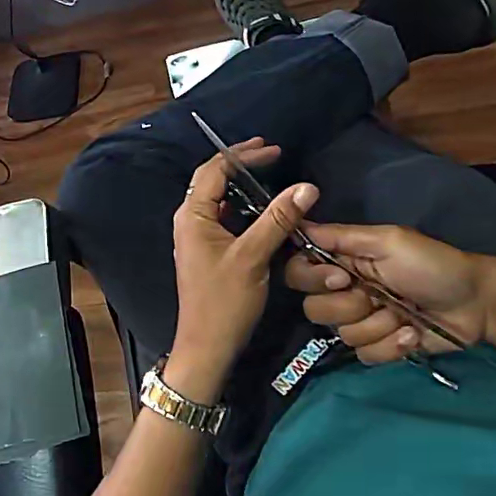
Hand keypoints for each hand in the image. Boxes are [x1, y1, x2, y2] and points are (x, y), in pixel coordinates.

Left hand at [170, 138, 318, 391]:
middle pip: (212, 181)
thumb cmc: (224, 300)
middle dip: (240, 165)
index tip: (274, 150)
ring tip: (270, 177)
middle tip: (271, 155)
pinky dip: (242, 208)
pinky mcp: (206, 251)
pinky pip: (222, 218)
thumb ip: (277, 219)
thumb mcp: (252, 256)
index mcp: (192, 216)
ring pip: (218, 200)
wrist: (207, 344)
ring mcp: (195, 237)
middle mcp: (189, 221)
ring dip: (241, 186)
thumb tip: (306, 187)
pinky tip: (262, 210)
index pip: (213, 171)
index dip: (242, 155)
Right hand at [283, 224, 489, 362]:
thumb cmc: (433, 264)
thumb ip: (342, 236)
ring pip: (342, 334)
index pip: (297, 273)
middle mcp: (343, 293)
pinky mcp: (378, 346)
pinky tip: (411, 333)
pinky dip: (391, 345)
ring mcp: (361, 322)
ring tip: (404, 315)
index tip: (342, 278)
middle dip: (349, 306)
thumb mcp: (389, 241)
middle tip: (378, 297)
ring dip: (378, 325)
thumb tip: (298, 223)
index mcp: (341, 264)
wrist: (477, 303)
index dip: (312, 279)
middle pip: (314, 309)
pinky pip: (364, 354)